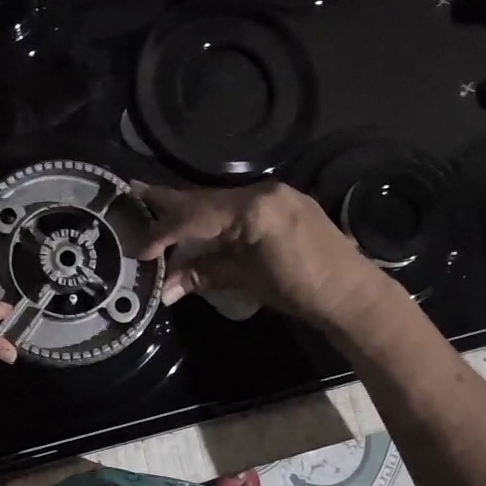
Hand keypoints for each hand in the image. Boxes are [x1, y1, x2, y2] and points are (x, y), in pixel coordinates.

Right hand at [134, 181, 386, 329]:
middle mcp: (262, 192)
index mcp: (253, 209)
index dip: (163, 231)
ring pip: (220, 202)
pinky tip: (199, 223)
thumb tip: (165, 289)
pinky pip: (238, 207)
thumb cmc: (300, 288)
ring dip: (191, 211)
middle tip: (135, 195)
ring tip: (158, 207)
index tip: (141, 248)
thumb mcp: (247, 282)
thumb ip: (205, 276)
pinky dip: (214, 217)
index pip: (196, 215)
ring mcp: (276, 195)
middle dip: (170, 205)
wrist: (350, 292)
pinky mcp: (284, 204)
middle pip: (205, 200)